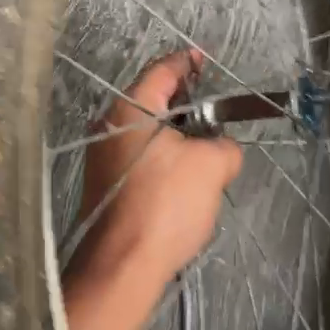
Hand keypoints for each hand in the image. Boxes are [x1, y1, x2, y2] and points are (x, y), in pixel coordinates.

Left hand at [60, 50, 243, 329]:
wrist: (121, 268)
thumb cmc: (164, 205)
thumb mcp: (211, 165)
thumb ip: (225, 144)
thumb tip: (223, 147)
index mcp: (130, 108)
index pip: (163, 68)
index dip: (189, 61)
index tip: (207, 60)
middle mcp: (110, 124)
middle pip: (154, 99)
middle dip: (187, 103)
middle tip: (215, 110)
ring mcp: (103, 156)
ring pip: (148, 130)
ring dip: (177, 133)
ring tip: (206, 146)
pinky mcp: (106, 184)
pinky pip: (141, 156)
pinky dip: (164, 155)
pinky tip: (185, 174)